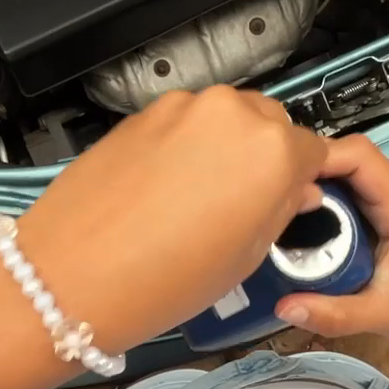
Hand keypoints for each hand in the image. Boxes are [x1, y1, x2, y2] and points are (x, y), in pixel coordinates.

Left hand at [12, 87, 329, 352]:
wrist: (74, 275)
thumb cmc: (156, 279)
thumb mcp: (244, 259)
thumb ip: (280, 213)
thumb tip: (294, 193)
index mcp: (273, 152)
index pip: (315, 149)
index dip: (306, 178)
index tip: (296, 195)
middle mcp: (230, 116)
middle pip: (271, 125)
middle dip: (268, 159)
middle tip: (249, 205)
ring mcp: (182, 109)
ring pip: (226, 121)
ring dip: (226, 151)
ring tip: (201, 203)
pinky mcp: (142, 114)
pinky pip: (184, 124)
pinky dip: (187, 148)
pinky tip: (169, 192)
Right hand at [272, 134, 388, 340]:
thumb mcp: (375, 315)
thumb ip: (333, 314)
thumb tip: (283, 307)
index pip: (359, 156)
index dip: (321, 157)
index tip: (283, 177)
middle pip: (347, 152)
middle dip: (309, 162)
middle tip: (271, 189)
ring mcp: (383, 193)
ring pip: (342, 163)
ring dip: (310, 172)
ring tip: (276, 196)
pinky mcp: (372, 202)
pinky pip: (342, 180)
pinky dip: (317, 186)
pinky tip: (292, 207)